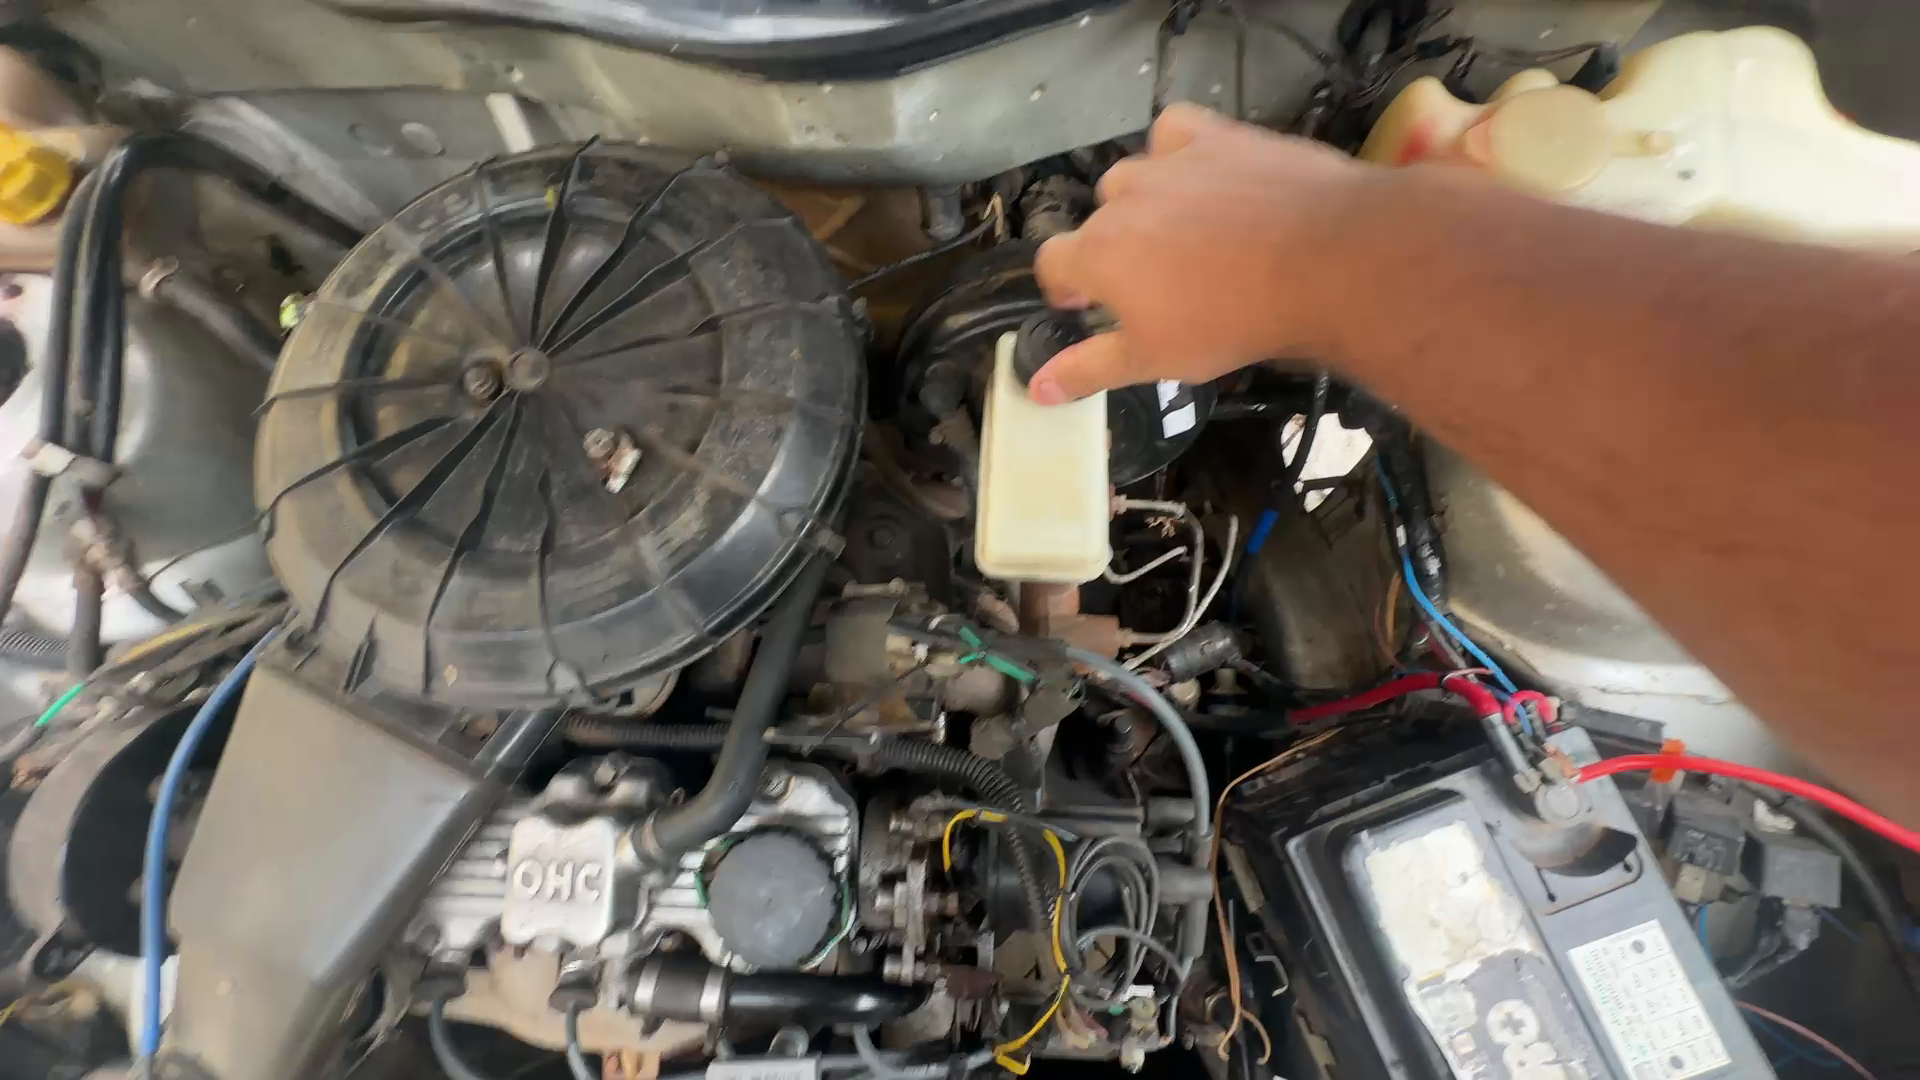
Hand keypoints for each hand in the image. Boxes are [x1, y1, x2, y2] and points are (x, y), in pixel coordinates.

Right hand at [1028, 104, 1372, 403]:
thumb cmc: (1227, 321)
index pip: (1050, 262)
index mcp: (1097, 253)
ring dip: (1141, 205)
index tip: (1085, 306)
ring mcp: (1169, 162)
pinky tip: (1195, 176)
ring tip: (1180, 235)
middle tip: (1151, 285)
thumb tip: (1036, 389)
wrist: (1324, 261)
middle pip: (1095, 223)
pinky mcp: (1217, 137)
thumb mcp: (1150, 360)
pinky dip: (1175, 153)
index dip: (1062, 287)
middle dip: (1110, 252)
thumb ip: (1087, 370)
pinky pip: (1175, 133)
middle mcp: (1122, 199)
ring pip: (1132, 179)